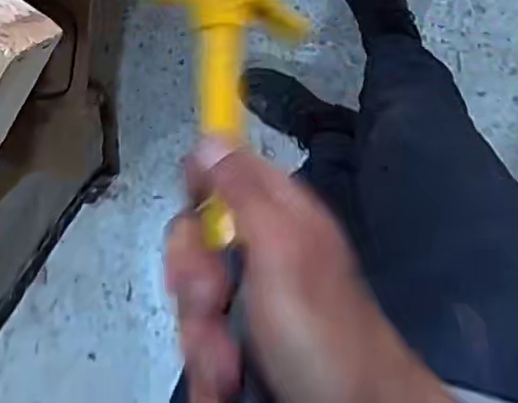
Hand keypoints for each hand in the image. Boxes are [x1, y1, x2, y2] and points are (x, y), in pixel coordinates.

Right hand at [164, 139, 444, 402]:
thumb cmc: (325, 332)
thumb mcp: (280, 247)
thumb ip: (241, 190)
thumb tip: (210, 137)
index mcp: (277, 210)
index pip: (226, 166)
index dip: (201, 180)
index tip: (193, 211)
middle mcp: (261, 246)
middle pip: (197, 233)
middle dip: (192, 272)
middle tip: (212, 298)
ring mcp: (252, 295)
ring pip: (195, 289)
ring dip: (200, 329)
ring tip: (227, 362)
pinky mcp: (244, 339)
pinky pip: (203, 334)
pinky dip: (208, 362)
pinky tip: (228, 379)